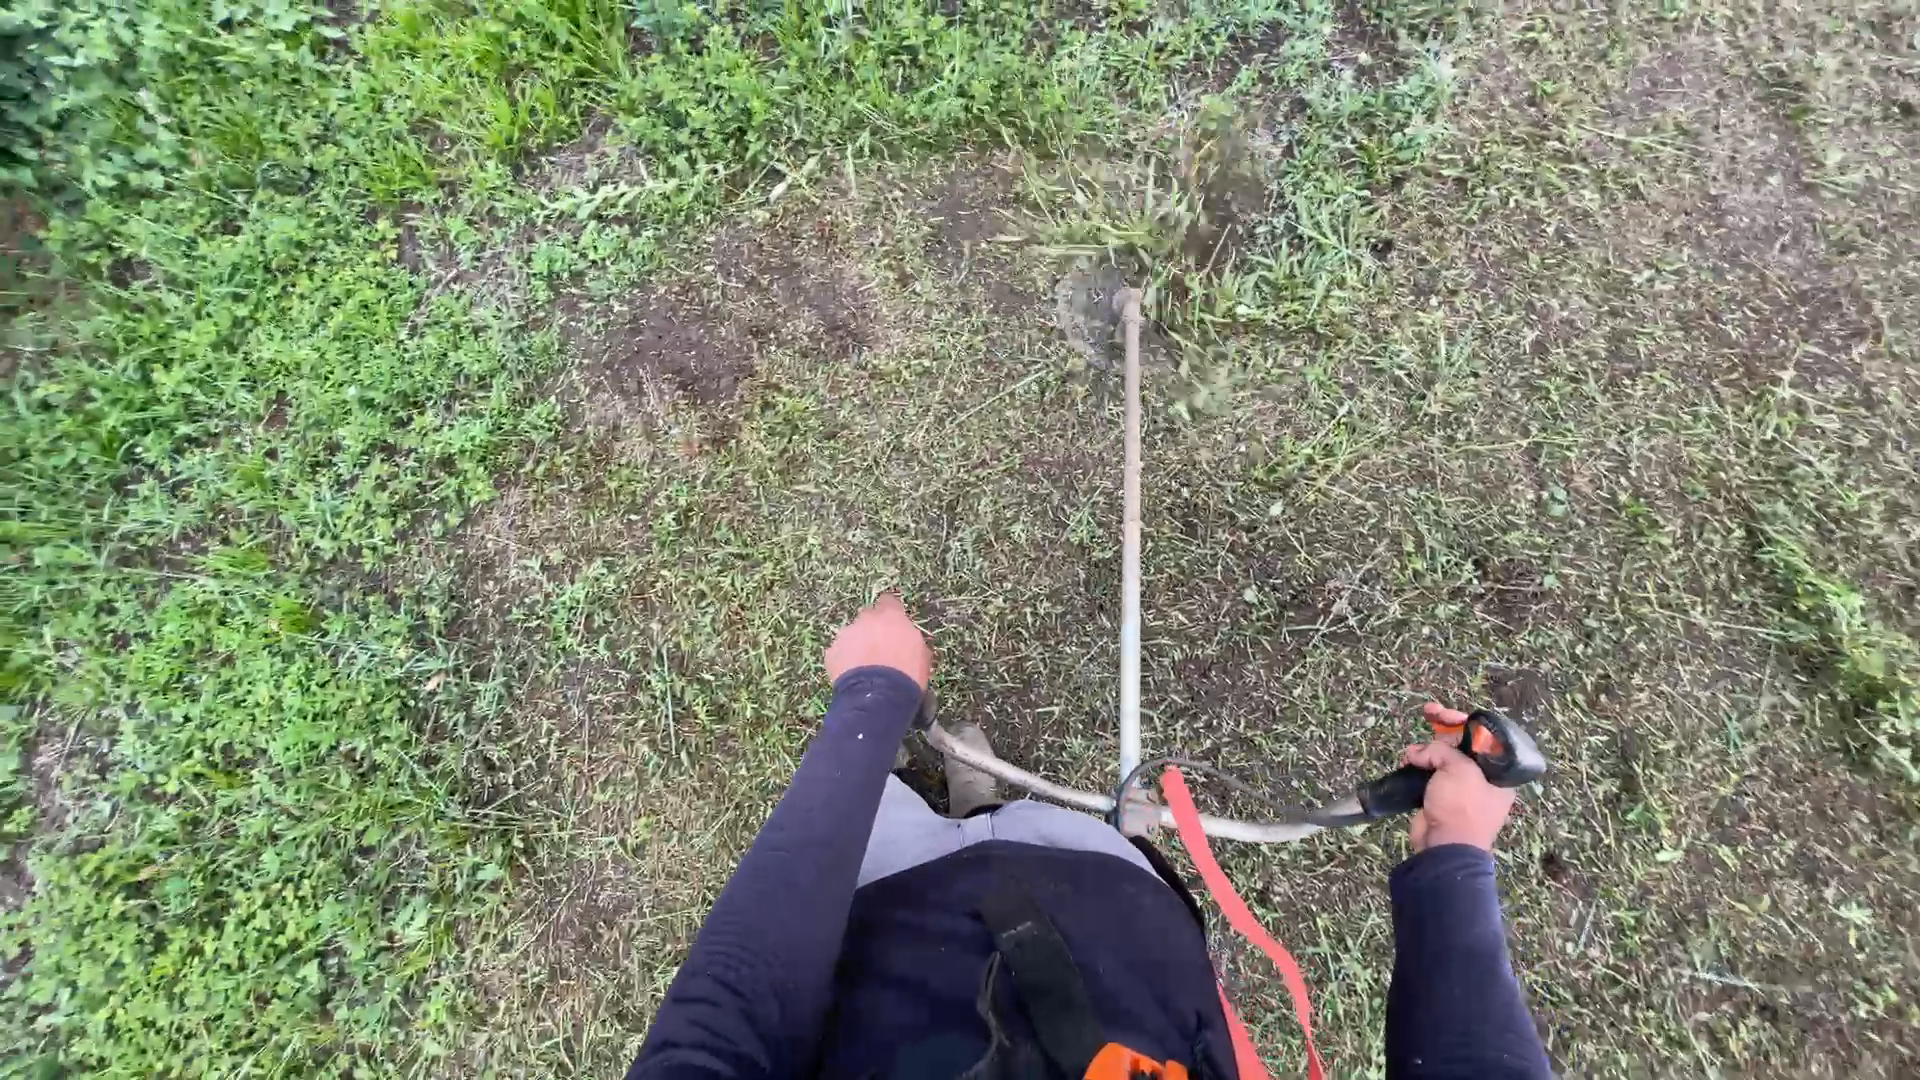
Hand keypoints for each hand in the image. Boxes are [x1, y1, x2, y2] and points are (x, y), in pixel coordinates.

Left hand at [824, 592, 931, 690]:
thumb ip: (911, 640)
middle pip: (868, 617)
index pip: (889, 601)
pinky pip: (839, 652)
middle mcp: (867, 619)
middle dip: (872, 629)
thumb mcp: (922, 655)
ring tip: (865, 668)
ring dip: (857, 645)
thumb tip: (908, 641)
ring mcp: (846, 634)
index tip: (892, 623)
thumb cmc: (907, 675)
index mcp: (891, 616)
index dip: (890, 612)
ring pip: (851, 635)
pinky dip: (844, 661)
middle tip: (879, 648)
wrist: (879, 697)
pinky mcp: (832, 652)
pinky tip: (853, 677)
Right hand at [1404, 703, 1515, 852]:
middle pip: (1463, 741)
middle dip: (1444, 726)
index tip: (1444, 713)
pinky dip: (1417, 762)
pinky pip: (1429, 769)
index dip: (1465, 720)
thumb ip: (1442, 750)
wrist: (1446, 844)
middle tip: (1427, 711)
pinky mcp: (1440, 793)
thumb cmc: (1462, 806)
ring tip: (1412, 753)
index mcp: (1500, 772)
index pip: (1485, 736)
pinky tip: (1408, 761)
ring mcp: (1461, 785)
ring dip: (1425, 747)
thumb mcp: (1459, 770)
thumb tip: (1418, 753)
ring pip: (1443, 754)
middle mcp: (1483, 776)